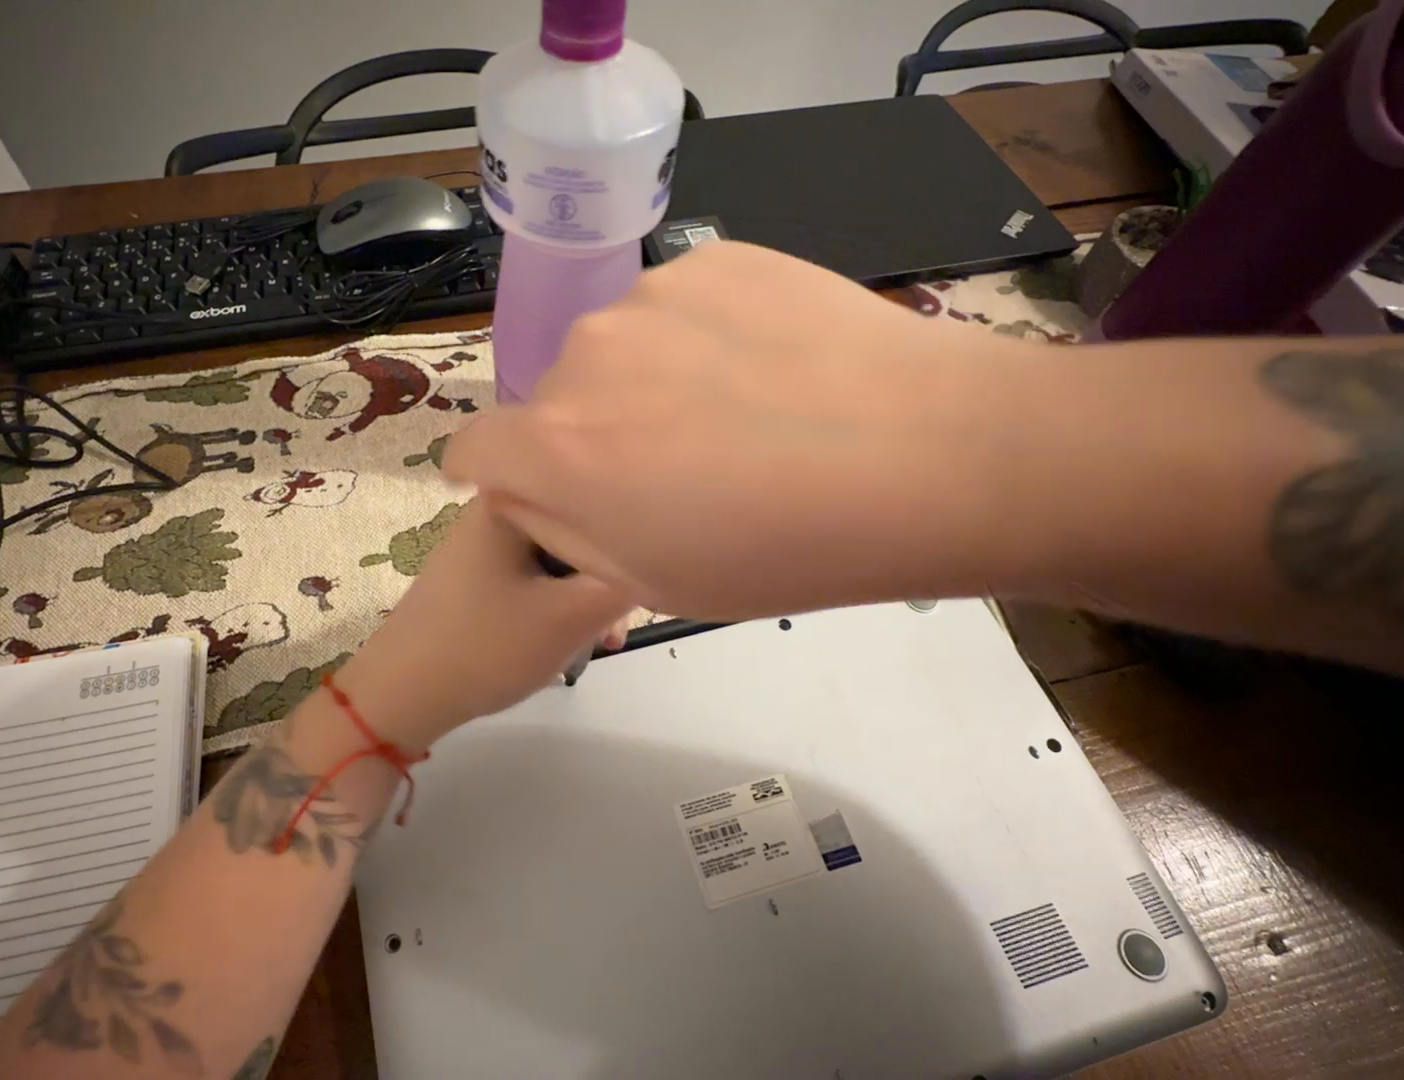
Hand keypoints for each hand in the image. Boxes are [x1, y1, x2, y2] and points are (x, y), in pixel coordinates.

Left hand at [340, 497, 629, 748]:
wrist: (400, 696)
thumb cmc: (485, 647)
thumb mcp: (571, 616)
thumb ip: (628, 580)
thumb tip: (660, 554)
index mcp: (513, 497)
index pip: (597, 498)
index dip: (630, 543)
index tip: (644, 593)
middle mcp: (497, 507)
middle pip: (579, 529)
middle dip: (608, 578)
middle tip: (616, 632)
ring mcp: (484, 542)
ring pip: (559, 558)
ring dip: (586, 597)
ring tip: (597, 645)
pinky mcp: (478, 574)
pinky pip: (535, 576)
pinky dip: (558, 604)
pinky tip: (567, 641)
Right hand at [446, 240, 1034, 620]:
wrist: (930, 456)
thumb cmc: (785, 549)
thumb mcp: (653, 580)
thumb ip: (564, 529)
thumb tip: (528, 486)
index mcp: (558, 448)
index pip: (473, 449)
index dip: (498, 474)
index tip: (540, 488)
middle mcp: (583, 357)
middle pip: (552, 402)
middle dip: (586, 436)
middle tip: (674, 467)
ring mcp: (650, 295)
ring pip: (614, 350)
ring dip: (643, 382)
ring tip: (734, 415)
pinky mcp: (716, 256)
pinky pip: (675, 308)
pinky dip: (700, 337)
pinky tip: (768, 367)